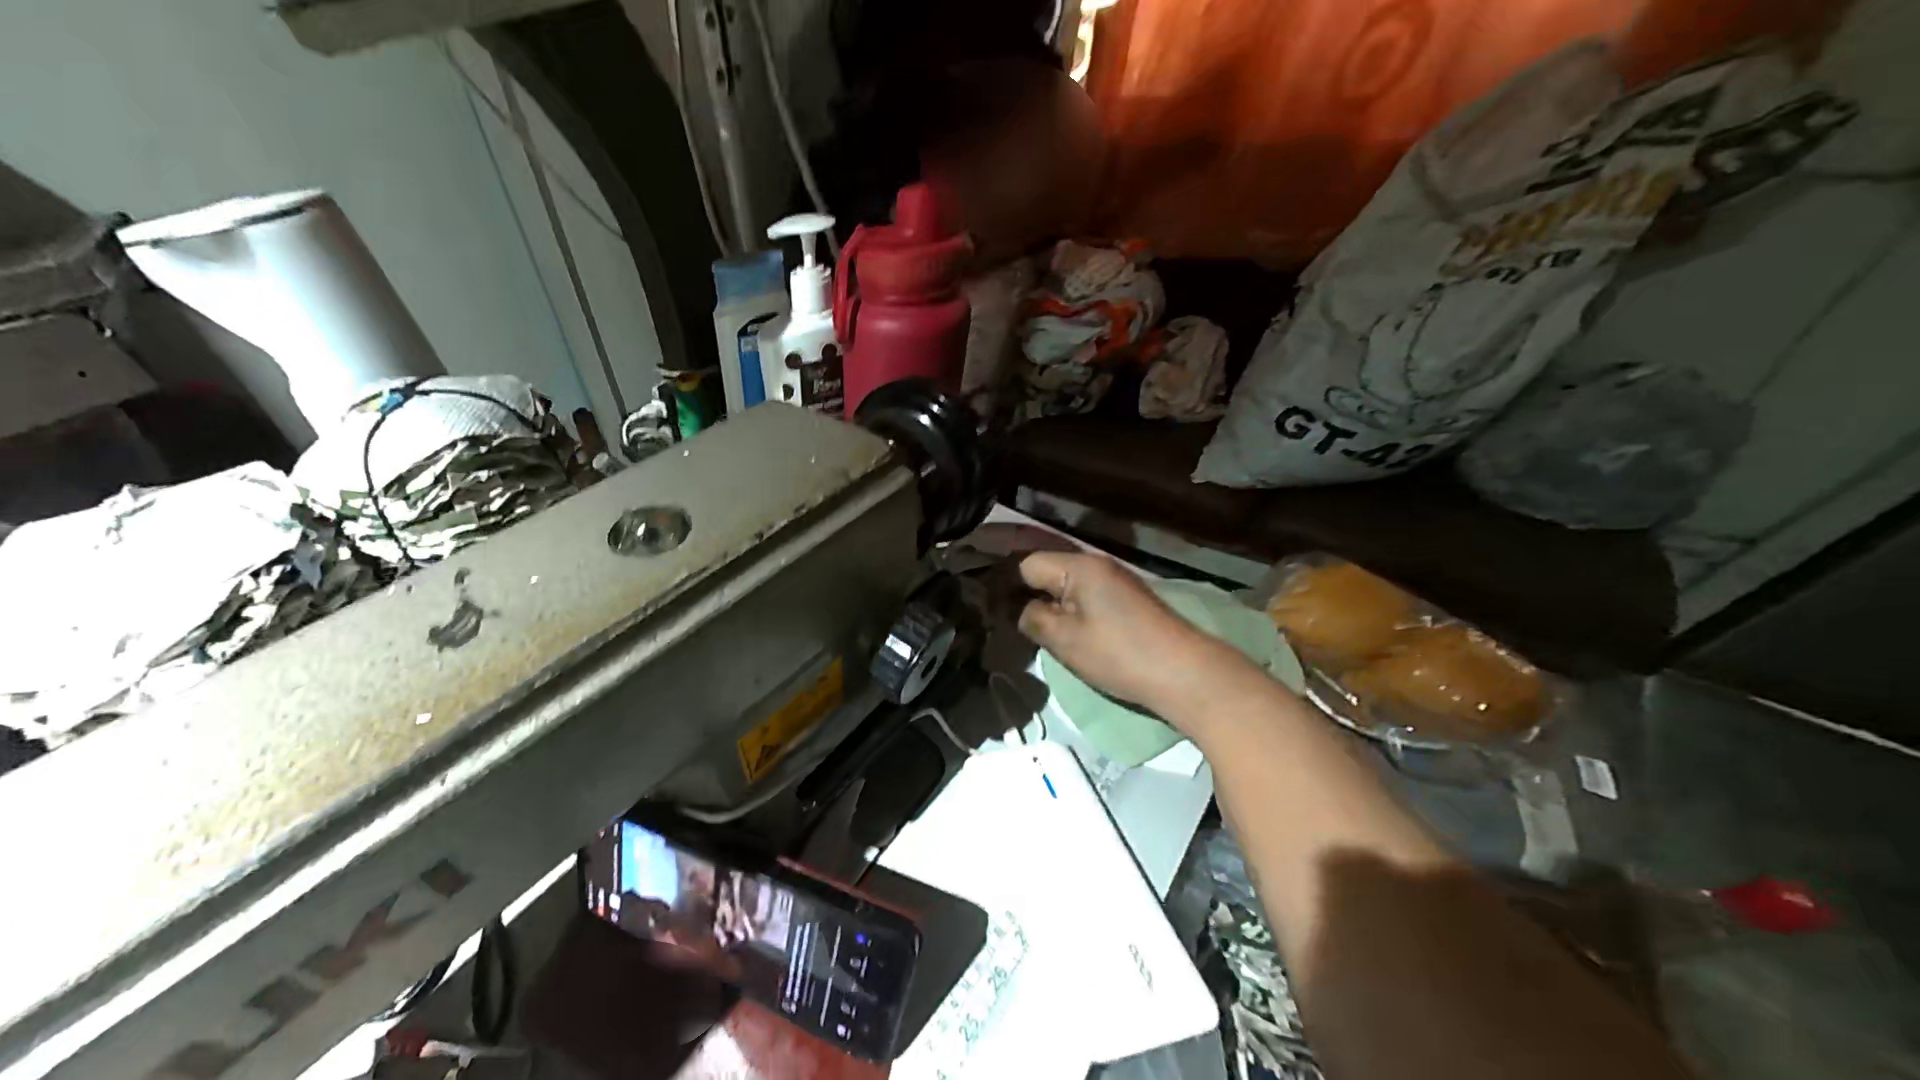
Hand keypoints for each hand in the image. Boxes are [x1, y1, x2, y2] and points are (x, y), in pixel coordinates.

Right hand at [1016, 551, 1244, 717]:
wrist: (1184, 672)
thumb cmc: (1119, 653)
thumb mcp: (1065, 640)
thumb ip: (1034, 618)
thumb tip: (1022, 610)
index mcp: (1079, 566)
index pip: (1027, 564)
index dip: (1008, 586)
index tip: (992, 609)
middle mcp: (1097, 565)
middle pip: (1048, 569)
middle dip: (1027, 591)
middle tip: (1006, 619)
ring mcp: (1115, 581)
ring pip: (1067, 584)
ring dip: (1050, 602)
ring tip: (1031, 627)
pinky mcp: (1127, 600)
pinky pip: (1086, 595)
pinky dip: (1071, 608)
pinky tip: (1064, 629)